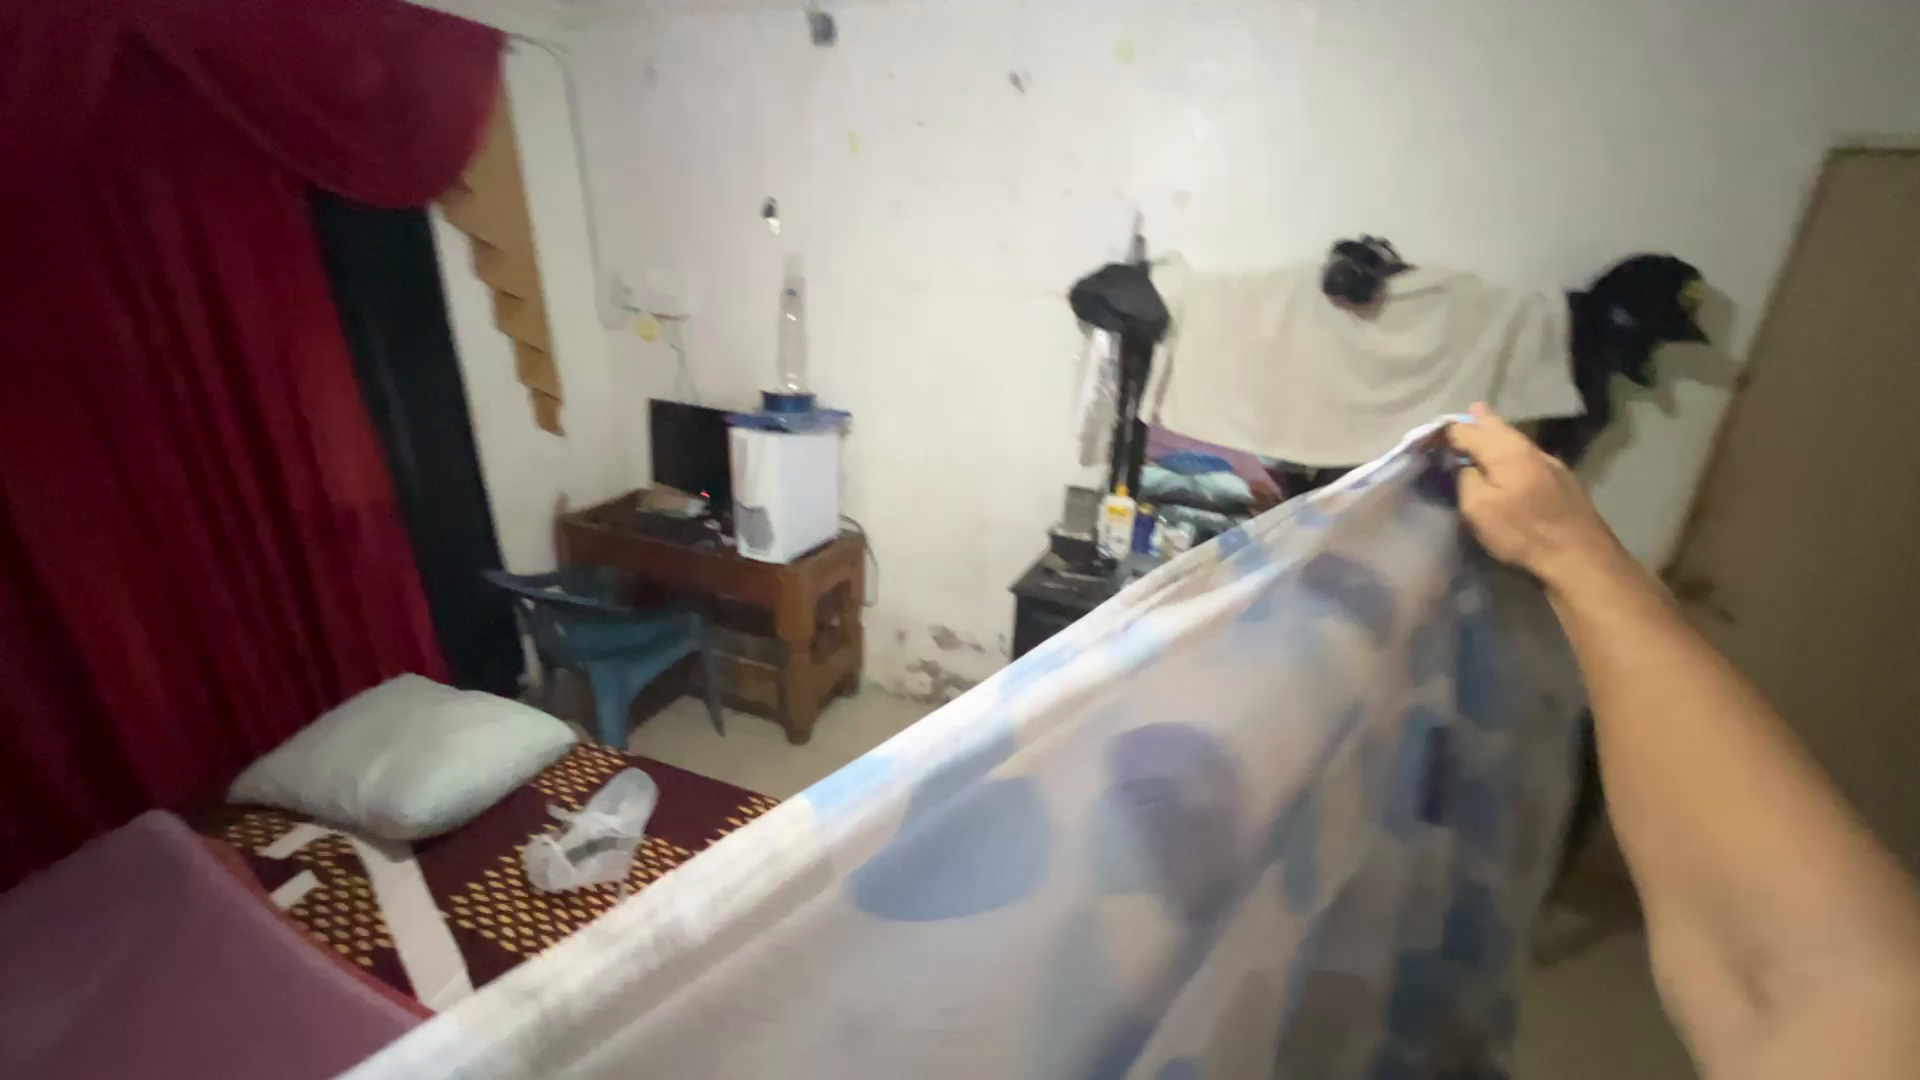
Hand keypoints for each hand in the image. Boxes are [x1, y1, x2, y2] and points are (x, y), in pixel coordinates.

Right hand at [1447, 403, 1626, 587]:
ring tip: (1487, 421)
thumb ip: (1465, 480)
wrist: (1579, 556)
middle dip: (1482, 420)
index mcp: (1507, 453)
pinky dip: (1512, 447)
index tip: (1432, 433)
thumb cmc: (1521, 532)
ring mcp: (1551, 465)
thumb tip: (1462, 465)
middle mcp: (1531, 451)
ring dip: (1499, 431)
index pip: (1469, 432)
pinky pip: (1528, 454)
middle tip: (1472, 408)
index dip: (1449, 431)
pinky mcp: (1561, 481)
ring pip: (1517, 440)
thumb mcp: (1478, 508)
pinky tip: (1510, 453)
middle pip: (1500, 429)